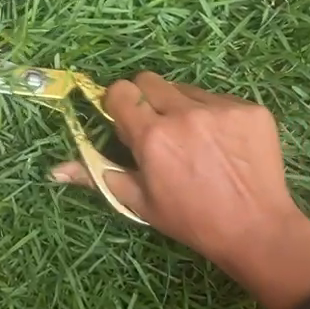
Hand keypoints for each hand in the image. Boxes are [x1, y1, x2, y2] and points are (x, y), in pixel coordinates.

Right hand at [51, 73, 309, 308]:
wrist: (254, 228)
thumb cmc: (188, 219)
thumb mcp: (137, 200)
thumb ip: (96, 175)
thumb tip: (55, 171)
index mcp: (152, 137)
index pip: (121, 91)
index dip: (118, 103)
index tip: (125, 121)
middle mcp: (184, 115)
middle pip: (150, 80)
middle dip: (146, 99)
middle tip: (156, 129)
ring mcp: (221, 109)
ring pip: (184, 89)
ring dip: (179, 107)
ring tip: (193, 141)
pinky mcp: (251, 109)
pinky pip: (217, 99)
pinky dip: (212, 115)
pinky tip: (220, 144)